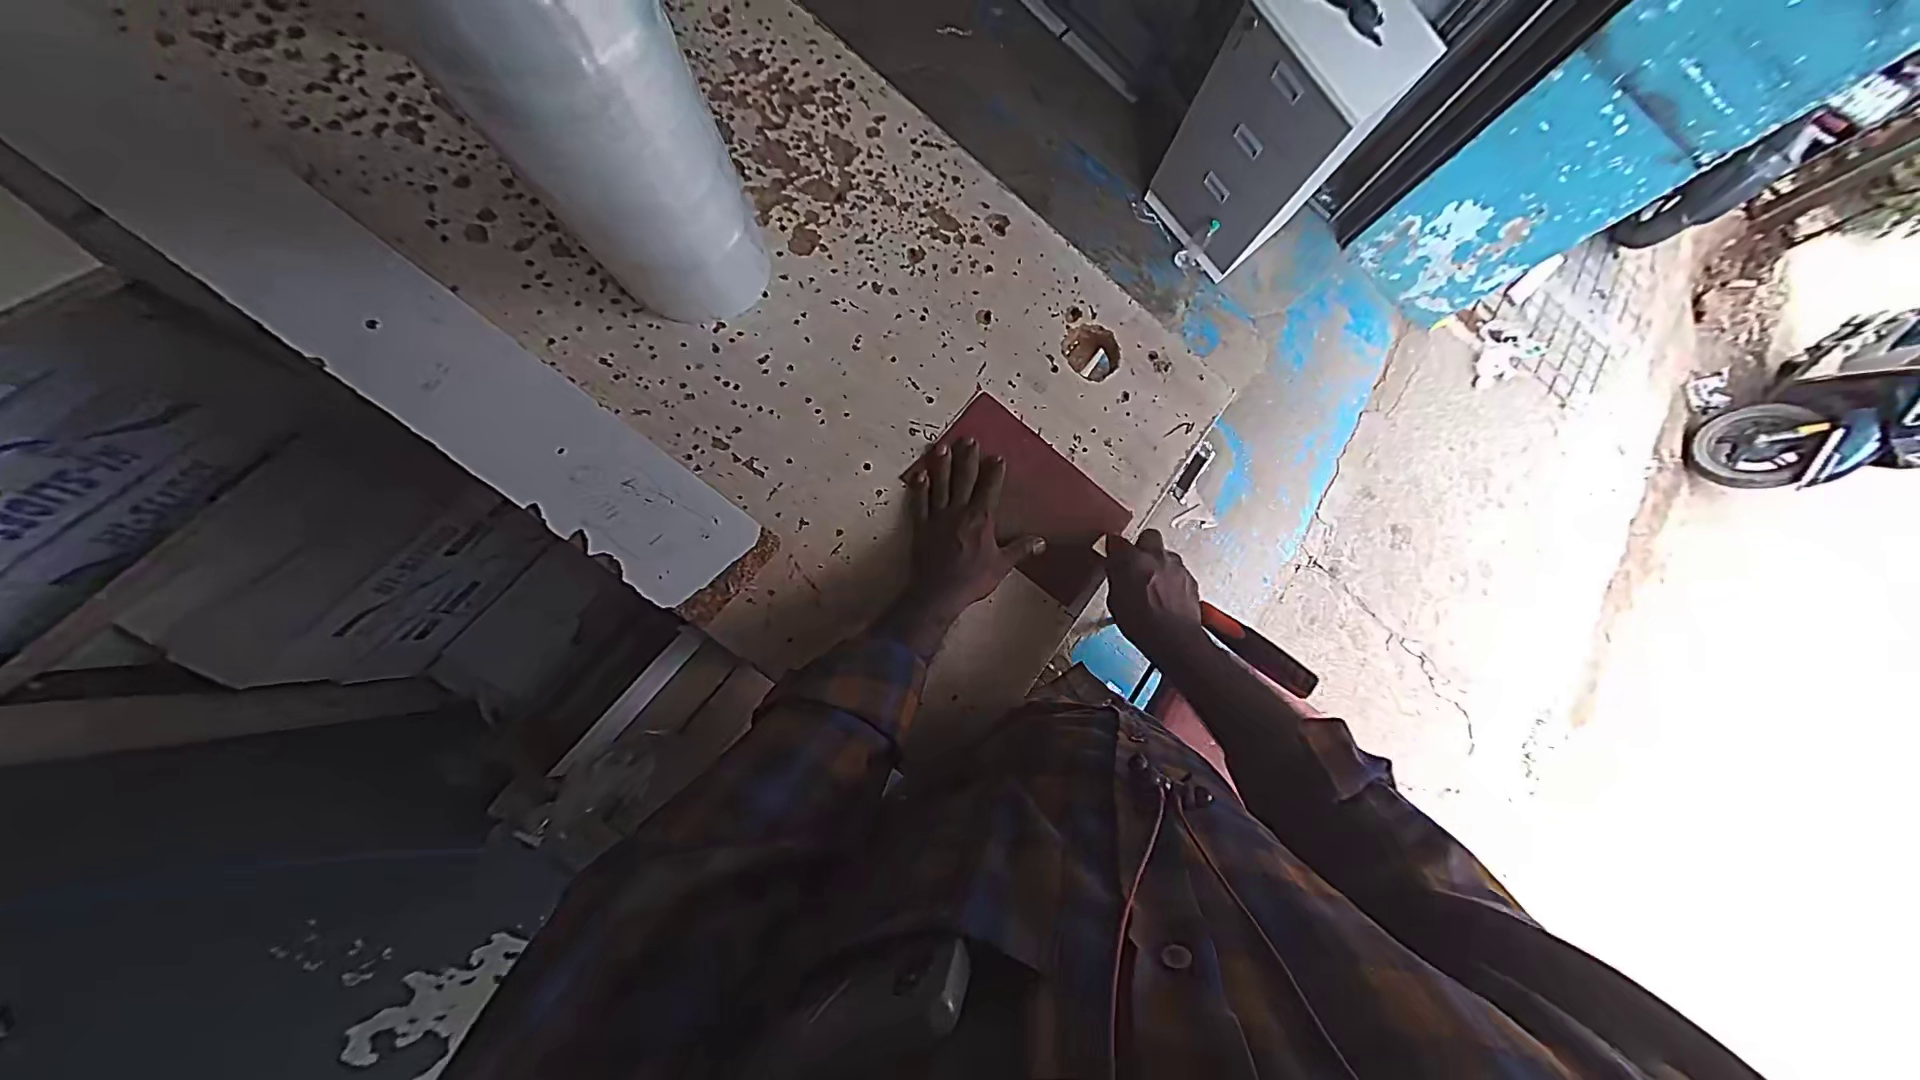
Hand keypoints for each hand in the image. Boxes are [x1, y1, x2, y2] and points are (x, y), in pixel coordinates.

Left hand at [877, 438, 1044, 656]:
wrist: (938, 593)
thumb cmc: (969, 580)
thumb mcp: (1001, 565)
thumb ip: (1020, 550)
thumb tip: (1039, 543)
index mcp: (980, 520)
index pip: (989, 488)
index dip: (993, 471)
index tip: (996, 457)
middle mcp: (958, 512)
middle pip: (964, 478)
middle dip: (967, 458)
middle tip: (968, 440)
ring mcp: (938, 517)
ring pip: (940, 484)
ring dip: (941, 464)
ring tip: (942, 447)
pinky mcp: (921, 526)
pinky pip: (919, 501)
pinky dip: (919, 487)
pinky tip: (919, 474)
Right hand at [1103, 529, 1205, 660]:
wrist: (1174, 638)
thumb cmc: (1144, 624)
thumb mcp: (1115, 602)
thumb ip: (1116, 578)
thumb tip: (1116, 571)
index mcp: (1130, 560)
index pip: (1116, 541)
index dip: (1113, 547)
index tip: (1112, 552)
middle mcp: (1155, 556)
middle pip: (1148, 536)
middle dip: (1140, 545)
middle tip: (1134, 560)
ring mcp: (1175, 566)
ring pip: (1165, 553)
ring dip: (1157, 562)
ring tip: (1150, 581)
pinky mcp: (1189, 577)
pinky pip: (1177, 569)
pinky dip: (1171, 577)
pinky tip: (1164, 593)